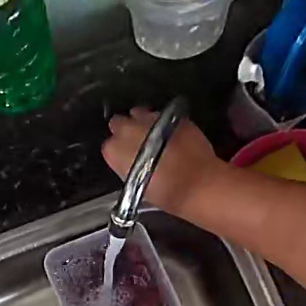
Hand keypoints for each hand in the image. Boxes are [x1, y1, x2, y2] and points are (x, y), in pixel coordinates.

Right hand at [102, 108, 226, 215]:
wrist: (196, 183)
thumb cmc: (165, 193)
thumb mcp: (135, 186)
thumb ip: (127, 168)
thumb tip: (131, 164)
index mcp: (114, 150)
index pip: (109, 145)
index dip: (118, 151)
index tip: (126, 158)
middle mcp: (128, 129)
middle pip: (119, 122)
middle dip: (126, 130)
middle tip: (138, 143)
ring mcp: (150, 119)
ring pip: (140, 113)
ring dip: (144, 122)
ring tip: (154, 136)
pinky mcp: (172, 115)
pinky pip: (162, 114)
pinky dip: (164, 121)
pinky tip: (171, 134)